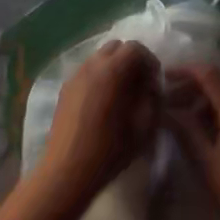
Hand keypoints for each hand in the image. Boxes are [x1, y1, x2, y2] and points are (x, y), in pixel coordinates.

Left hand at [38, 40, 162, 204]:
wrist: (67, 173)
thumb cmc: (110, 150)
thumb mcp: (145, 125)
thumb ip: (152, 97)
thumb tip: (150, 86)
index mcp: (113, 71)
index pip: (136, 48)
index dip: (150, 61)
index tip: (154, 81)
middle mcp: (92, 66)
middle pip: (116, 47)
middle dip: (131, 59)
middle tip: (139, 82)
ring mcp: (75, 76)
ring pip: (99, 57)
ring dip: (114, 66)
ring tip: (121, 92)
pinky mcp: (64, 90)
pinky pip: (87, 71)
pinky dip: (99, 76)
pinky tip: (103, 101)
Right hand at [165, 64, 219, 219]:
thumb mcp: (207, 163)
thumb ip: (187, 131)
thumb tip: (165, 111)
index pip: (210, 75)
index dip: (185, 70)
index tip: (162, 75)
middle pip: (219, 84)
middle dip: (190, 88)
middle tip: (165, 102)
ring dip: (201, 101)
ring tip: (177, 117)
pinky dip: (215, 113)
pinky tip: (199, 129)